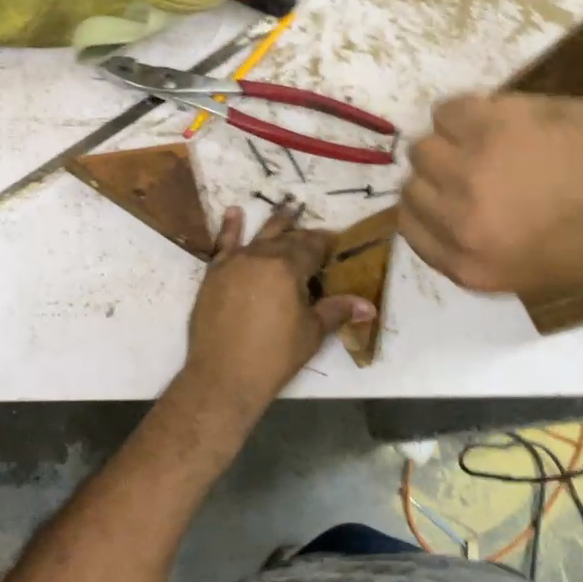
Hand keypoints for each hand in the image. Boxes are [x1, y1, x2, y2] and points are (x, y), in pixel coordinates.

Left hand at [184, 204, 375, 399]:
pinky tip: (234, 213)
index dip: (324, 243)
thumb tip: (369, 306)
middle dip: (303, 235)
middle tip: (315, 232)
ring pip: (258, 236)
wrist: (223, 373)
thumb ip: (336, 311)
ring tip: (287, 208)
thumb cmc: (274, 356)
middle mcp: (260, 257)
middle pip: (286, 239)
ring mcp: (233, 263)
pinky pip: (223, 244)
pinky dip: (229, 228)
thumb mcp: (311, 333)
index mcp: (288, 268)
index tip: (334, 242)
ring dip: (274, 223)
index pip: (312, 247)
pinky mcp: (213, 274)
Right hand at [400, 93, 582, 294]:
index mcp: (472, 267)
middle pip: (413, 188)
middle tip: (478, 169)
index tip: (451, 199)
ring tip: (490, 142)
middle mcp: (457, 221)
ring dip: (451, 143)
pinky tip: (499, 118)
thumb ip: (484, 254)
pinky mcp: (489, 123)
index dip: (431, 212)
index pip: (412, 231)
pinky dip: (466, 112)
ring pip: (424, 148)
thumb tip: (452, 224)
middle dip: (440, 179)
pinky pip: (447, 111)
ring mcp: (468, 170)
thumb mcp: (542, 275)